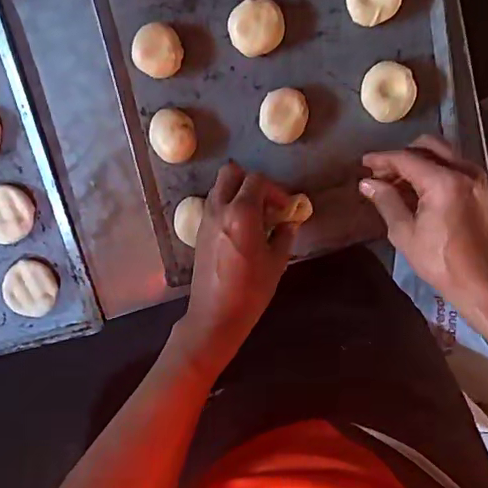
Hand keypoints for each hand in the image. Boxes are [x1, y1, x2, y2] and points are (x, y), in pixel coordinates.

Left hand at [172, 162, 297, 373]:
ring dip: (237, 193)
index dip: (275, 190)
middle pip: (231, 173)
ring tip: (254, 217)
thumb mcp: (276, 262)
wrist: (215, 315)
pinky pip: (213, 206)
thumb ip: (284, 236)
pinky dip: (227, 207)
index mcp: (242, 213)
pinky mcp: (199, 233)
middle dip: (251, 182)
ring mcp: (206, 220)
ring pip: (219, 188)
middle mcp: (220, 209)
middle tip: (266, 204)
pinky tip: (240, 230)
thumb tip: (288, 222)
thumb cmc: (251, 291)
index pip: (257, 180)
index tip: (285, 208)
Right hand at [360, 135, 487, 317]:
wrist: (482, 280)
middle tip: (381, 174)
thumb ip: (386, 202)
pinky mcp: (482, 190)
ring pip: (443, 154)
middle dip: (402, 156)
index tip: (364, 163)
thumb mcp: (405, 233)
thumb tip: (367, 184)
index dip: (382, 159)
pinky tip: (418, 191)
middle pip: (428, 147)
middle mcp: (463, 172)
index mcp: (443, 182)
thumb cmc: (440, 261)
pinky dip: (434, 170)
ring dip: (418, 162)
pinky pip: (454, 167)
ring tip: (397, 184)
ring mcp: (476, 179)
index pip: (407, 159)